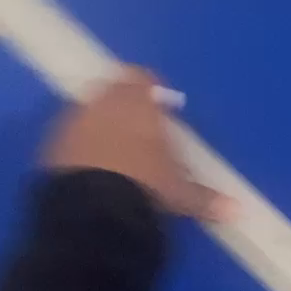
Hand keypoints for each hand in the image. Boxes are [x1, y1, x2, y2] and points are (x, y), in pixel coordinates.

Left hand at [44, 71, 232, 221]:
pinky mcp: (51, 148)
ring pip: (88, 113)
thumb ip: (206, 197)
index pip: (142, 79)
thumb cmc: (147, 188)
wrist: (94, 210)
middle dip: (124, 105)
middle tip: (138, 128)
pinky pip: (69, 139)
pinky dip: (80, 148)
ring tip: (114, 150)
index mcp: (137, 105)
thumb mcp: (181, 195)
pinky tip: (90, 169)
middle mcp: (102, 105)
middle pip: (112, 91)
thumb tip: (239, 210)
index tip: (160, 103)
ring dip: (100, 125)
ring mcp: (73, 124)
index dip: (151, 88)